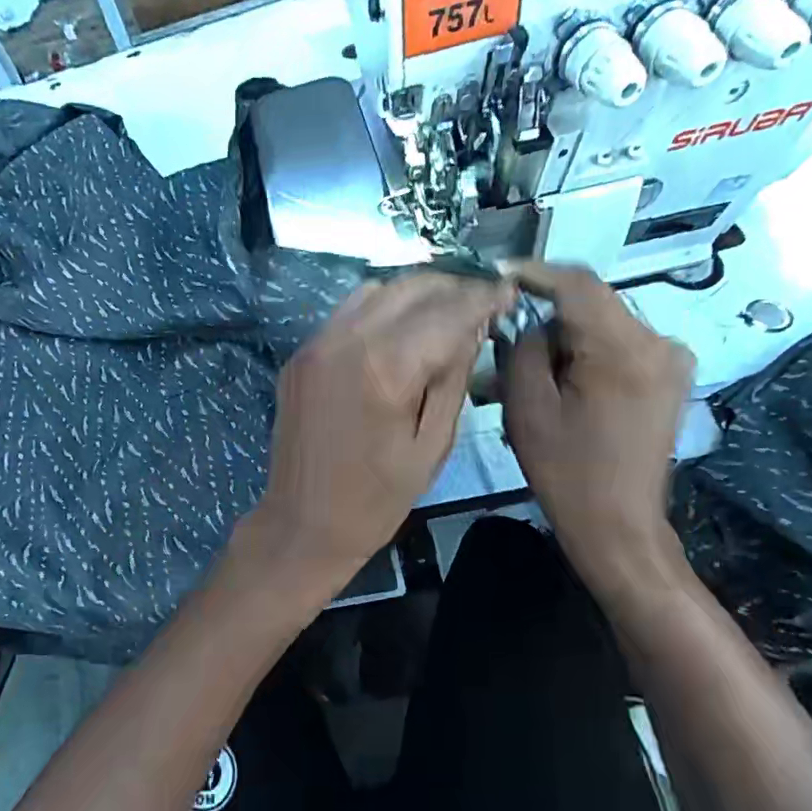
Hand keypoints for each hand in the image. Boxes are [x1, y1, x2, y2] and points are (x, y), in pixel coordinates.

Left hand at [248, 271, 511, 582]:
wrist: (304, 523)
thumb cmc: (378, 498)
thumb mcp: (433, 446)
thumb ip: (454, 379)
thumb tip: (473, 329)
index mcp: (386, 369)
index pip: (448, 312)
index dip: (484, 299)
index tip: (508, 294)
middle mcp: (348, 340)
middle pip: (412, 287)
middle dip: (455, 288)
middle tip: (482, 302)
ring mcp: (318, 342)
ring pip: (379, 288)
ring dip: (419, 293)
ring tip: (446, 312)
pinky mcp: (302, 352)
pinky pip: (350, 310)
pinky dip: (384, 307)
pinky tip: (402, 328)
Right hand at [502, 261, 693, 585]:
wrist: (620, 527)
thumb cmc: (568, 474)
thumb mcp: (528, 409)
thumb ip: (525, 349)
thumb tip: (529, 318)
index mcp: (625, 349)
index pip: (578, 284)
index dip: (536, 274)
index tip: (501, 276)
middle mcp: (660, 343)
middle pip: (594, 304)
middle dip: (549, 314)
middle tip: (510, 333)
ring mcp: (673, 360)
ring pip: (607, 324)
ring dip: (569, 337)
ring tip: (533, 366)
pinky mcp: (673, 378)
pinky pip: (623, 346)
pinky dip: (591, 353)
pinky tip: (567, 379)